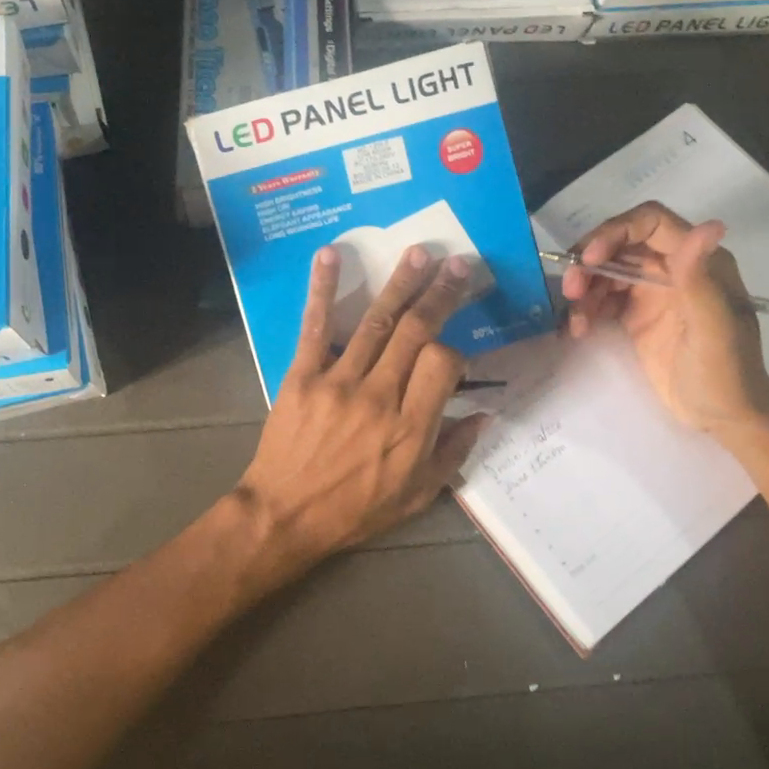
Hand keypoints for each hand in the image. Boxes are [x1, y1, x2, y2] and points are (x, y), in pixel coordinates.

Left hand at [235, 245, 488, 573]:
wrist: (285, 515)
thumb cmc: (355, 511)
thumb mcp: (417, 496)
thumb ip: (453, 453)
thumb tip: (482, 414)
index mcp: (411, 427)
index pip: (444, 363)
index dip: (454, 351)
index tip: (451, 355)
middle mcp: (379, 396)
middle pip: (416, 331)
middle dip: (441, 293)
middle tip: (459, 264)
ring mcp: (338, 381)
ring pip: (376, 321)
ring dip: (401, 283)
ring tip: (421, 253)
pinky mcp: (302, 375)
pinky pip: (316, 326)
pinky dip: (323, 288)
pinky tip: (330, 254)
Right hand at [561, 202, 768, 442]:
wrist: (723, 416)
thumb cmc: (725, 371)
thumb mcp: (713, 326)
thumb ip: (700, 277)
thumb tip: (709, 225)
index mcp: (698, 260)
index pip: (650, 223)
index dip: (615, 232)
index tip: (589, 259)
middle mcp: (673, 267)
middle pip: (619, 245)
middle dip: (589, 262)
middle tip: (570, 290)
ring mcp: (652, 292)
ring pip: (605, 272)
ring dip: (584, 289)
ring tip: (576, 321)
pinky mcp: (635, 315)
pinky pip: (602, 299)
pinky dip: (585, 310)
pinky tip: (578, 331)